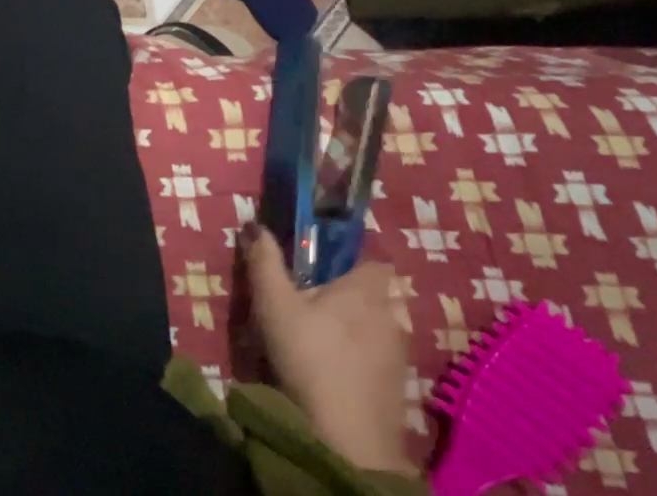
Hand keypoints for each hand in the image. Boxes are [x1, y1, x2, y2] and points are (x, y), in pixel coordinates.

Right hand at [241, 227, 415, 475]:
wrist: (347, 432)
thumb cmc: (308, 353)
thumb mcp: (273, 302)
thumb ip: (265, 261)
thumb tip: (255, 224)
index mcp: (366, 289)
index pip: (375, 260)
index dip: (352, 260)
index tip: (322, 267)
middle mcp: (392, 314)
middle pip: (378, 293)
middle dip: (353, 294)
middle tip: (315, 301)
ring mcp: (400, 351)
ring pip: (381, 324)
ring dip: (360, 325)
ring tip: (323, 334)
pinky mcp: (399, 382)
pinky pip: (382, 353)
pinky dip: (364, 352)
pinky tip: (337, 364)